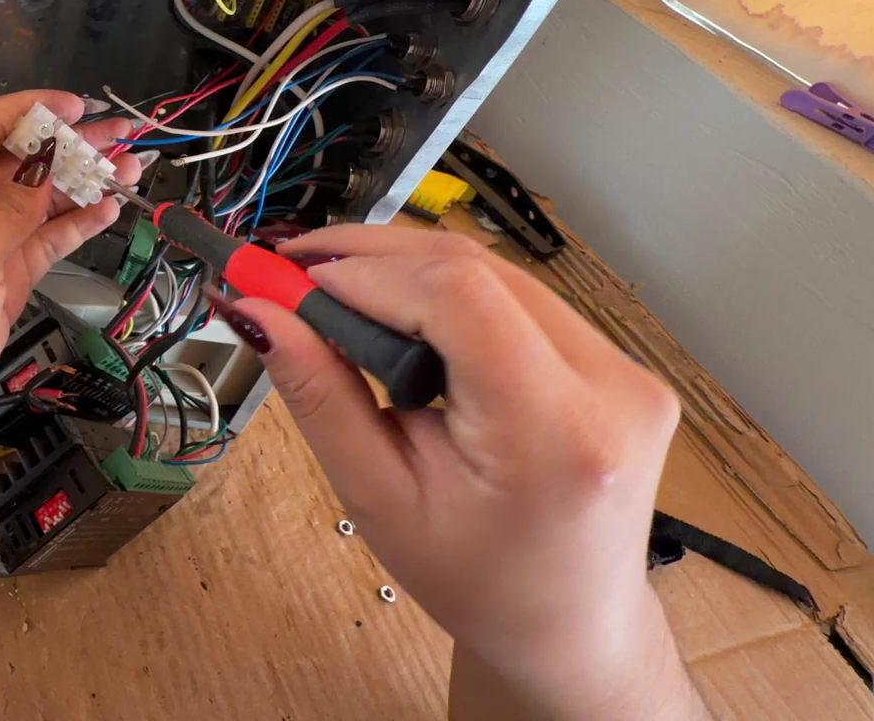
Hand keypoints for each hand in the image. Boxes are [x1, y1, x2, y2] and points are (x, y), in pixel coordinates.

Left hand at [0, 91, 140, 448]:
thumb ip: (7, 210)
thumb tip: (42, 179)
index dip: (31, 110)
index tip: (76, 106)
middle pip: (23, 162)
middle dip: (72, 146)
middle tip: (122, 135)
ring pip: (42, 201)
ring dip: (85, 183)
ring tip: (131, 168)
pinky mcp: (4, 280)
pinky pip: (46, 240)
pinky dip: (77, 224)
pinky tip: (107, 209)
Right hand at [232, 227, 707, 720]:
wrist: (566, 619)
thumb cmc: (468, 573)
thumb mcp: (373, 493)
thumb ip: (316, 393)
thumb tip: (253, 311)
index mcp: (555, 434)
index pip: (456, 296)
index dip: (363, 271)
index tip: (289, 281)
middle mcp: (609, 382)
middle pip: (468, 266)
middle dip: (366, 254)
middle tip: (288, 268)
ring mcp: (620, 363)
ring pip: (484, 265)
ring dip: (395, 262)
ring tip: (325, 284)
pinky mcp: (609, 355)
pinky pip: (504, 287)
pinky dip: (430, 281)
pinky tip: (384, 302)